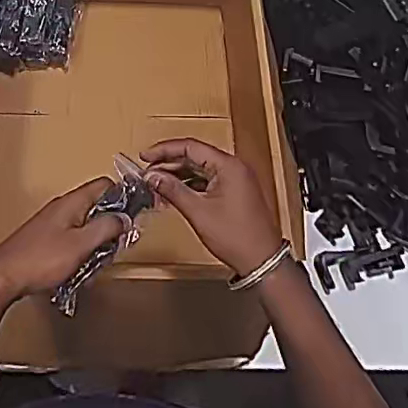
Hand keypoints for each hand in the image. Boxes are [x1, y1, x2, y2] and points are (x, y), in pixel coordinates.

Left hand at [0, 177, 125, 305]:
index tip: (131, 217)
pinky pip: (72, 236)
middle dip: (109, 225)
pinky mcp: (44, 238)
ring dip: (95, 240)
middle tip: (114, 246)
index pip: (105, 184)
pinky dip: (80, 249)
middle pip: (96, 205)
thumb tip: (124, 218)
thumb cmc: (39, 260)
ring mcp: (52, 222)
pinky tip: (78, 267)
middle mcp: (62, 207)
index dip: (122, 197)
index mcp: (72, 202)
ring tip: (95, 261)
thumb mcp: (81, 245)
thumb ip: (106, 228)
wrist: (0, 278)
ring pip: (85, 223)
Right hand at [141, 138, 282, 275]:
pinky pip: (209, 179)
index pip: (190, 146)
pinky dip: (191, 185)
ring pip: (201, 168)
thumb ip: (173, 190)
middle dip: (169, 163)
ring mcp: (236, 178)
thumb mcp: (199, 212)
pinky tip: (175, 193)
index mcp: (228, 165)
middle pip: (195, 155)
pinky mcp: (235, 190)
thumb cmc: (236, 237)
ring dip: (179, 175)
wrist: (262, 260)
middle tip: (147, 172)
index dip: (164, 149)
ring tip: (157, 184)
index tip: (145, 155)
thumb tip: (153, 176)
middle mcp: (233, 166)